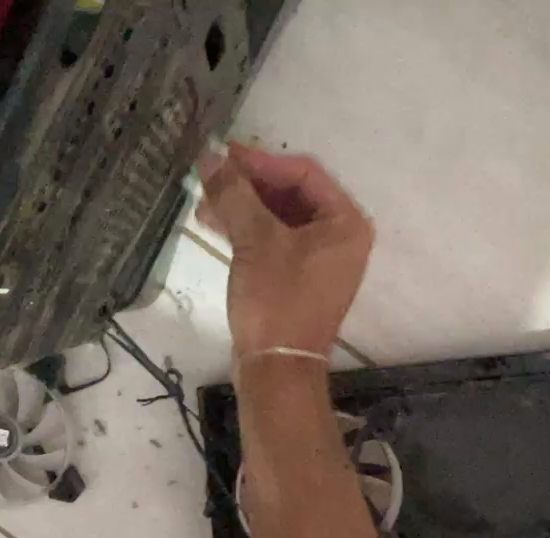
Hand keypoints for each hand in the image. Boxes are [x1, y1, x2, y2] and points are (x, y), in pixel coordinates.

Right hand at [196, 143, 373, 359]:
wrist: (276, 370)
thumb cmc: (276, 301)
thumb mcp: (256, 242)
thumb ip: (235, 195)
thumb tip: (210, 157)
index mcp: (346, 223)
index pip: (303, 174)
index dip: (261, 163)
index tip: (223, 156)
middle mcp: (340, 240)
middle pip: (291, 197)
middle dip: (249, 187)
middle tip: (211, 177)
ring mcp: (320, 265)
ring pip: (279, 223)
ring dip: (243, 211)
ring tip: (204, 204)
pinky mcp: (298, 285)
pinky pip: (274, 247)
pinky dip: (248, 235)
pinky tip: (217, 227)